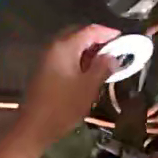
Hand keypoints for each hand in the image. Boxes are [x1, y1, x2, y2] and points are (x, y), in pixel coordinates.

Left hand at [13, 24, 119, 147]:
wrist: (34, 127)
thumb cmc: (63, 106)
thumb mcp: (88, 87)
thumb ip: (102, 68)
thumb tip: (112, 56)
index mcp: (64, 47)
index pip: (90, 30)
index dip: (108, 33)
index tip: (123, 39)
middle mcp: (53, 48)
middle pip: (78, 35)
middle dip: (97, 40)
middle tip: (113, 50)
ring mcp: (46, 59)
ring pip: (71, 47)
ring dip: (87, 51)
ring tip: (104, 62)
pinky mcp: (43, 72)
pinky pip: (64, 58)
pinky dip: (77, 60)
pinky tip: (87, 72)